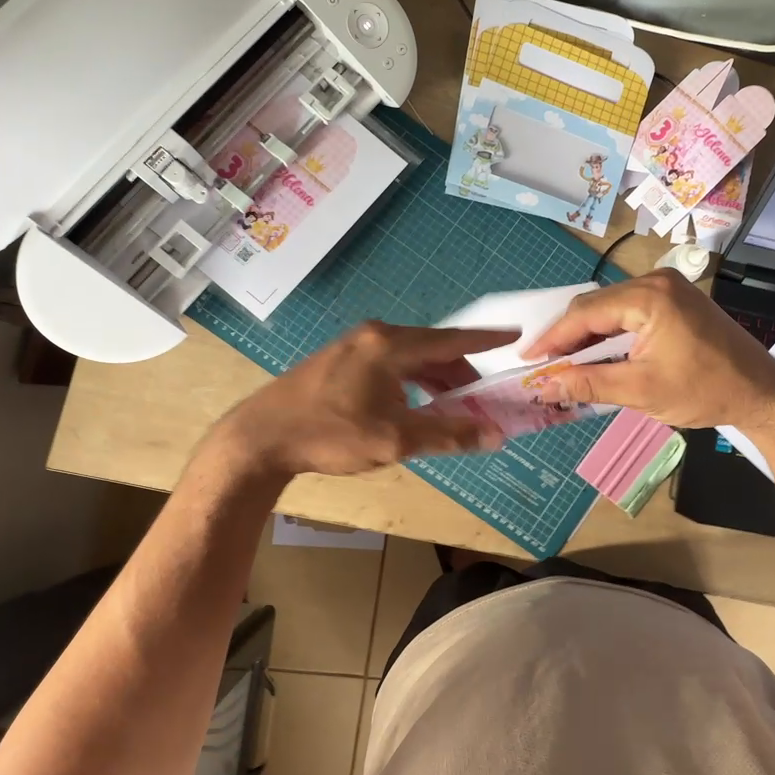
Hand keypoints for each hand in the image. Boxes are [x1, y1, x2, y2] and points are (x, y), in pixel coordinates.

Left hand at [192, 322, 517, 478]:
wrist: (259, 438)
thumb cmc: (331, 435)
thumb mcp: (396, 440)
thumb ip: (449, 434)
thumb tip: (496, 435)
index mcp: (391, 345)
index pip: (453, 339)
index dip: (487, 340)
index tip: (515, 334)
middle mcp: (375, 335)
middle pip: (432, 349)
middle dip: (461, 373)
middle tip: (483, 398)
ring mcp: (353, 345)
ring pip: (410, 358)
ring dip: (435, 380)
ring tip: (453, 407)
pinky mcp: (338, 360)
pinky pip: (389, 364)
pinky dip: (411, 381)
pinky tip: (413, 405)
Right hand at [520, 270, 774, 430]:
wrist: (760, 391)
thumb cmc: (704, 391)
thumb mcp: (641, 391)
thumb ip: (590, 384)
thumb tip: (548, 385)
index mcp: (649, 297)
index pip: (585, 312)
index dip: (553, 337)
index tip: (527, 357)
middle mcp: (656, 281)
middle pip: (596, 305)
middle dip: (568, 336)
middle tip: (542, 363)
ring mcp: (669, 288)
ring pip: (612, 308)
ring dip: (588, 335)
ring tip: (564, 362)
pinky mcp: (677, 300)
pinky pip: (631, 311)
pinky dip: (611, 333)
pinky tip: (597, 353)